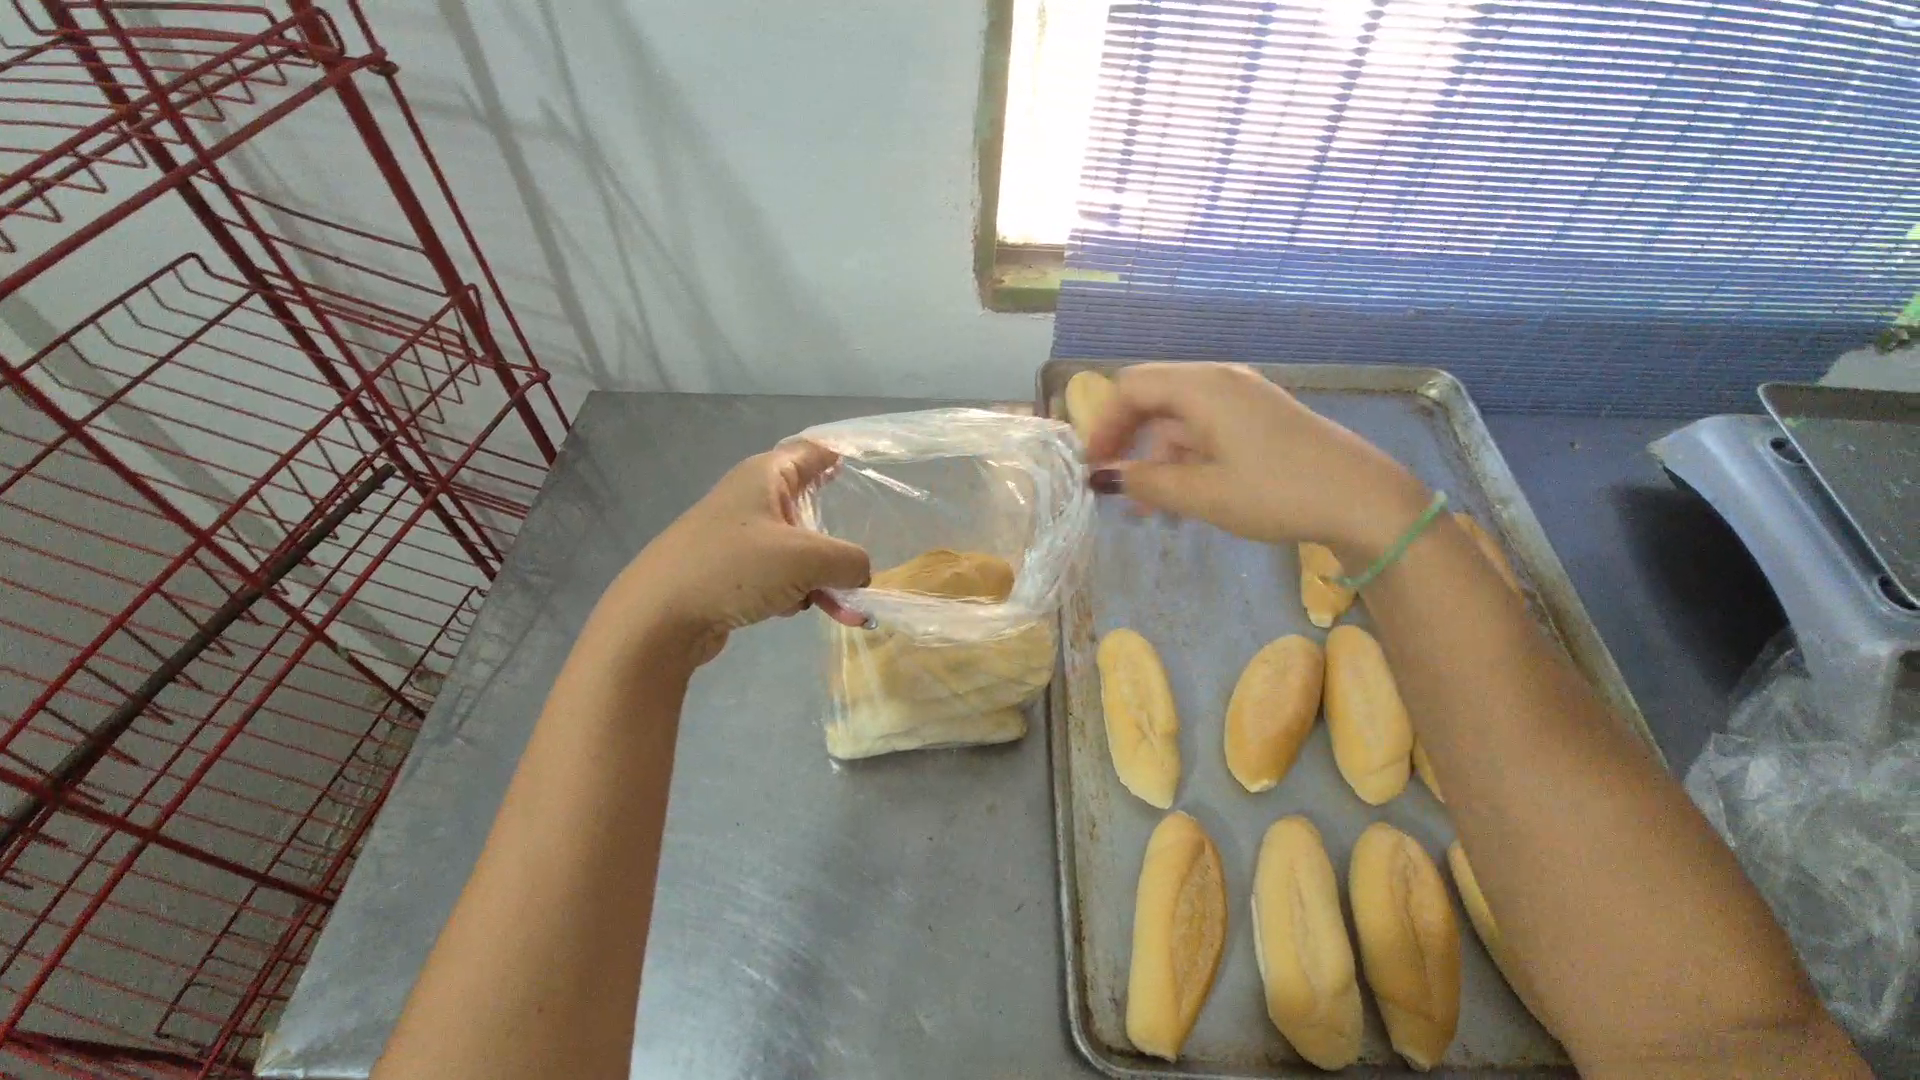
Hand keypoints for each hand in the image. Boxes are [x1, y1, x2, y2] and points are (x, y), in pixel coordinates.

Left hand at [603, 441, 871, 665]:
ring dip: (820, 575)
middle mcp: (749, 499)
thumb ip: (848, 561)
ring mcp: (736, 537)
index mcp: (765, 476)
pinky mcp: (727, 572)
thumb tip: (861, 573)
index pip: (810, 452)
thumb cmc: (734, 567)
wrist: (659, 616)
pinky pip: (776, 575)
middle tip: (862, 558)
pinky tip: (798, 611)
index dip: (837, 455)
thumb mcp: (806, 558)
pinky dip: (794, 591)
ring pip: (795, 549)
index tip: (866, 464)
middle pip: (807, 506)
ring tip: (842, 607)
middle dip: (837, 538)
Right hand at [1086, 363, 1428, 557]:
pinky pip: (1206, 430)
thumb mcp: (1203, 494)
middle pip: (1152, 398)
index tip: (1091, 465)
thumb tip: (1107, 476)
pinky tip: (1182, 499)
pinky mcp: (1259, 420)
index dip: (1102, 424)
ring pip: (1179, 419)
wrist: (1363, 500)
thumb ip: (1147, 482)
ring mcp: (1243, 399)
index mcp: (1203, 387)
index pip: (1130, 387)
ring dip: (1156, 458)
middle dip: (1127, 440)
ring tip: (1146, 508)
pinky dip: (1185, 459)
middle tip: (1112, 483)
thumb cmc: (1277, 492)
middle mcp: (1220, 381)